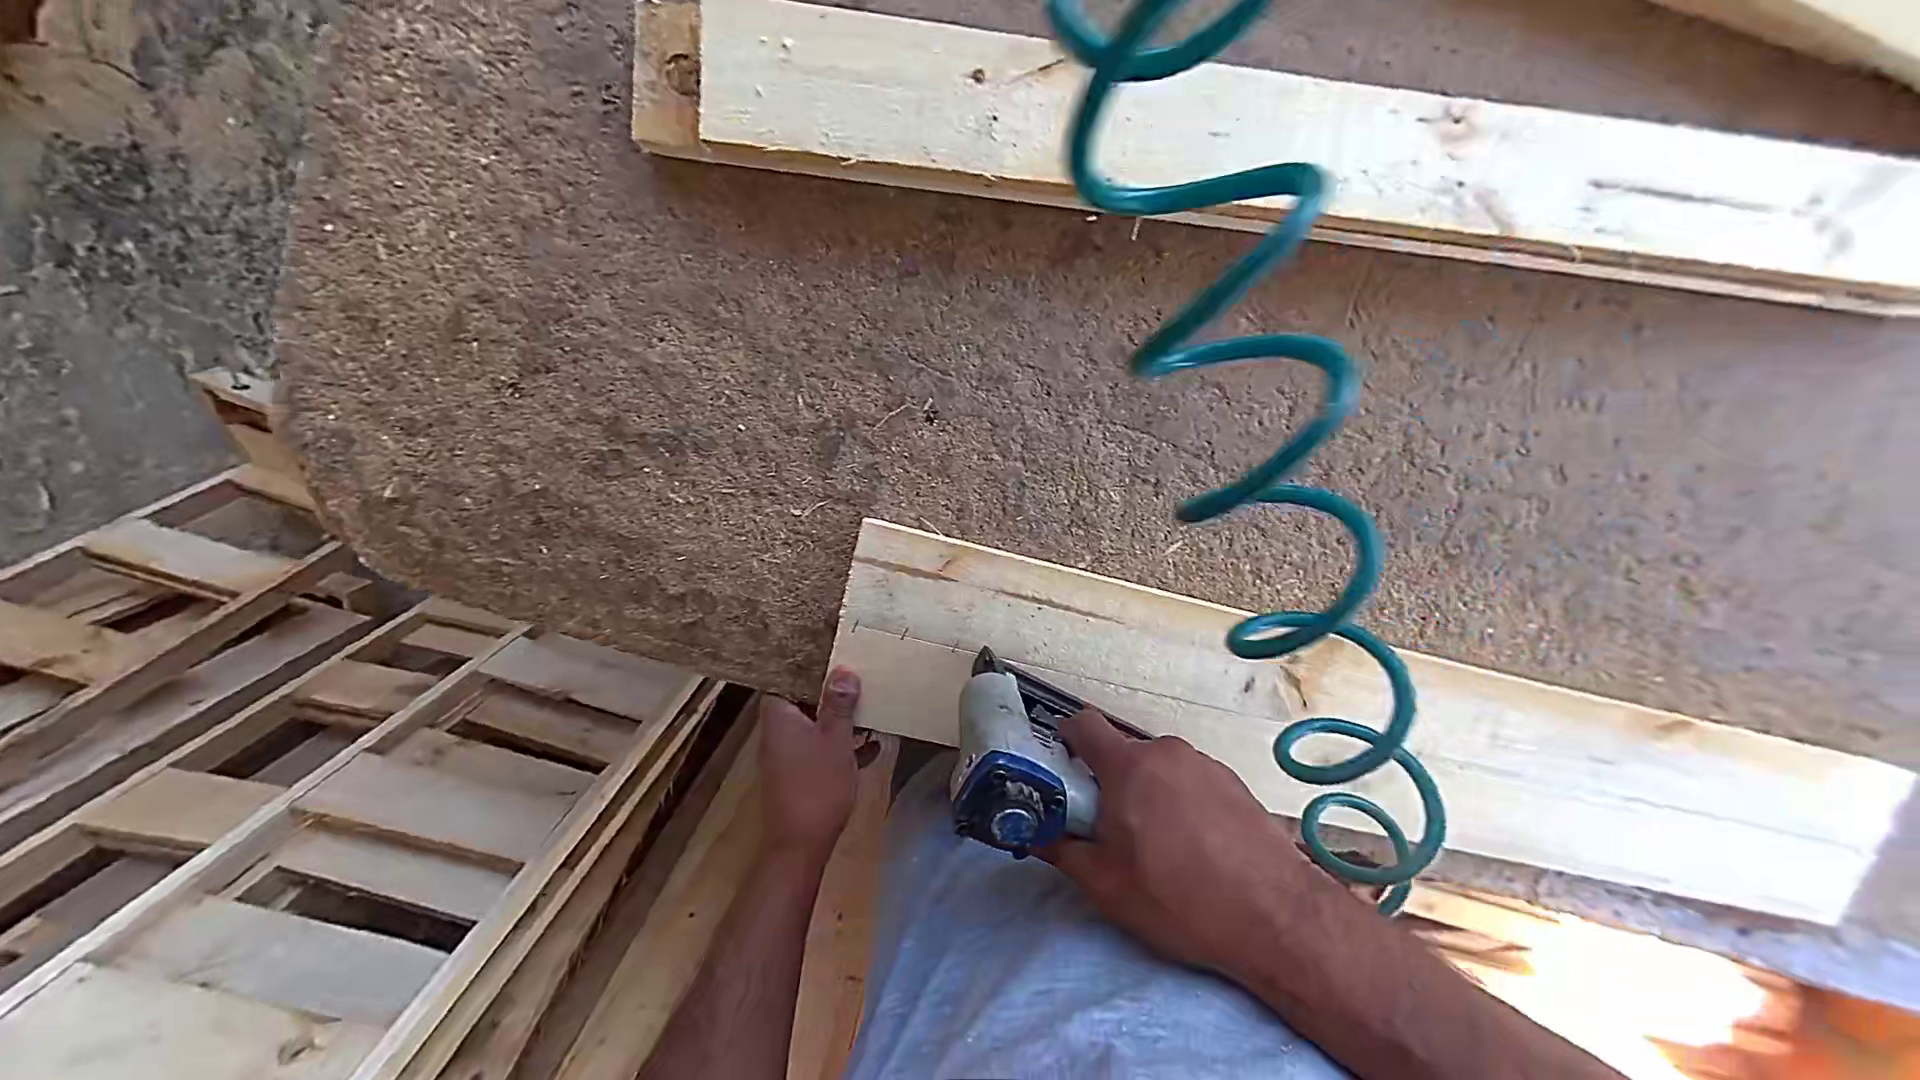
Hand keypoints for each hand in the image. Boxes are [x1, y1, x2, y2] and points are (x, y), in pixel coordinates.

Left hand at [757, 668, 861, 863]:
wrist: (801, 844)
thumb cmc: (817, 785)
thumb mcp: (835, 738)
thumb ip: (839, 704)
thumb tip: (843, 670)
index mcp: (779, 719)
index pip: (783, 682)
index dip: (804, 669)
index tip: (828, 658)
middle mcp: (778, 735)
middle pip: (802, 704)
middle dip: (829, 694)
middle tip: (856, 679)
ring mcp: (788, 758)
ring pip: (815, 728)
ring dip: (839, 722)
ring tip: (870, 709)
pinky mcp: (800, 778)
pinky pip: (821, 752)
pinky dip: (842, 747)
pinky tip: (872, 747)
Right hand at [1039, 708, 1330, 977]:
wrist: (1278, 918)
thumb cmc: (1183, 898)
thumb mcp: (1106, 884)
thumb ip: (1063, 850)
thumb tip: (1040, 835)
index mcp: (1128, 766)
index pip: (1082, 723)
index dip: (1066, 740)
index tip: (1065, 770)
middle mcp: (1166, 753)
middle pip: (1122, 750)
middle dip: (1109, 780)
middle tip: (1111, 825)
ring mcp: (1204, 764)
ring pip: (1157, 767)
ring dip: (1147, 791)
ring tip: (1159, 844)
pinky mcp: (1233, 782)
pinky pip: (1189, 780)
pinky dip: (1181, 801)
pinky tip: (1195, 847)